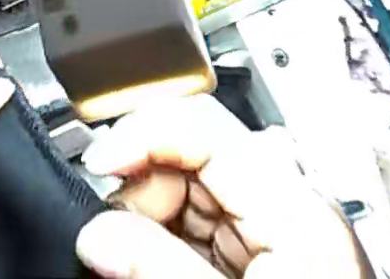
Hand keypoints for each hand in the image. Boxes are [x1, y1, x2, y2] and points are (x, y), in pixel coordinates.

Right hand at [73, 95, 370, 278]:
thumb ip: (157, 266)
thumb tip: (95, 231)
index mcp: (295, 207)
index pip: (200, 125)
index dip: (138, 134)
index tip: (97, 163)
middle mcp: (288, 203)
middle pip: (186, 149)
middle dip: (139, 182)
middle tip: (116, 231)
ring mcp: (275, 225)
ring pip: (184, 180)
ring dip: (146, 211)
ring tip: (138, 258)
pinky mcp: (262, 249)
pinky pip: (196, 214)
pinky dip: (164, 232)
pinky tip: (162, 263)